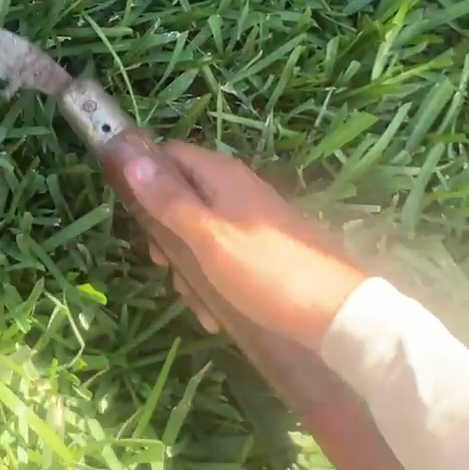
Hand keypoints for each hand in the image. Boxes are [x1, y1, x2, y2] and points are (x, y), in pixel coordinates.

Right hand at [122, 142, 366, 349]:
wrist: (339, 314)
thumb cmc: (264, 269)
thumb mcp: (206, 236)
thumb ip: (168, 199)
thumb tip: (130, 159)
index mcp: (220, 174)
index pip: (167, 155)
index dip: (144, 179)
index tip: (135, 216)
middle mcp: (235, 188)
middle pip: (180, 197)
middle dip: (165, 234)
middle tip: (164, 266)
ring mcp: (251, 219)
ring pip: (199, 231)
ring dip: (188, 265)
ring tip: (196, 302)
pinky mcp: (264, 249)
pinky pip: (223, 254)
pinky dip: (213, 279)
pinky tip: (215, 312)